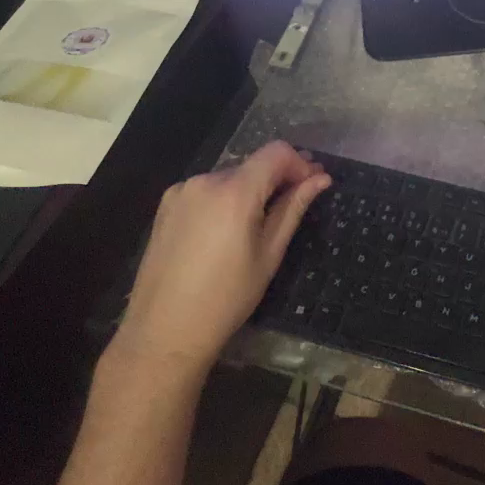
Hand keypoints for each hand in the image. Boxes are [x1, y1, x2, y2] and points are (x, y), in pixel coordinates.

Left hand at [111, 141, 330, 372]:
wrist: (164, 332)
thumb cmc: (227, 297)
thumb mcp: (269, 253)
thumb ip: (293, 208)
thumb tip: (320, 178)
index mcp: (234, 192)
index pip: (276, 152)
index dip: (300, 162)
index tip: (313, 183)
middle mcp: (205, 181)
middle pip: (253, 164)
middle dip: (277, 178)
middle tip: (295, 201)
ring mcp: (181, 192)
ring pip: (230, 177)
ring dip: (251, 189)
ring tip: (258, 223)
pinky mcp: (166, 206)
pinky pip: (207, 190)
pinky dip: (224, 199)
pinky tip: (226, 230)